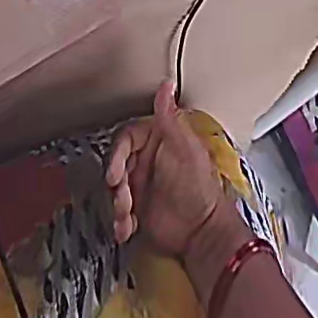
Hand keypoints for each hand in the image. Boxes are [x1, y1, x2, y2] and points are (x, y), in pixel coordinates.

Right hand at [107, 80, 225, 256]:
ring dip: (118, 204)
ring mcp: (142, 186)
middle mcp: (147, 161)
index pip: (126, 138)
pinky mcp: (140, 210)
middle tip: (124, 199)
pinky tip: (128, 229)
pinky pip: (120, 212)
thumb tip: (167, 83)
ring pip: (115, 188)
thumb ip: (169, 116)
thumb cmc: (196, 187)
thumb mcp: (183, 147)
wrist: (202, 234)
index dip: (118, 154)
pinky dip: (121, 222)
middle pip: (116, 164)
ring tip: (128, 217)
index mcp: (157, 141)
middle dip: (117, 183)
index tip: (116, 173)